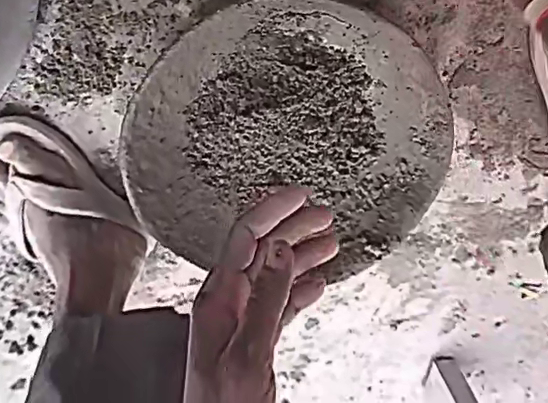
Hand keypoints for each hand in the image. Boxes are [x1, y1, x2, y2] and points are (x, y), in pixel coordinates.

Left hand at [184, 187, 338, 402]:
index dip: (273, 209)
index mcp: (218, 298)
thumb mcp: (248, 353)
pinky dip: (299, 287)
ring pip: (274, 272)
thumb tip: (280, 248)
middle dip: (294, 226)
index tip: (300, 195)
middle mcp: (227, 302)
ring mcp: (239, 320)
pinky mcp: (253, 340)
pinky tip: (316, 282)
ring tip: (329, 241)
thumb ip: (265, 298)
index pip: (246, 235)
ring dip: (302, 253)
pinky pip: (278, 301)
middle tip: (324, 215)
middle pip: (262, 248)